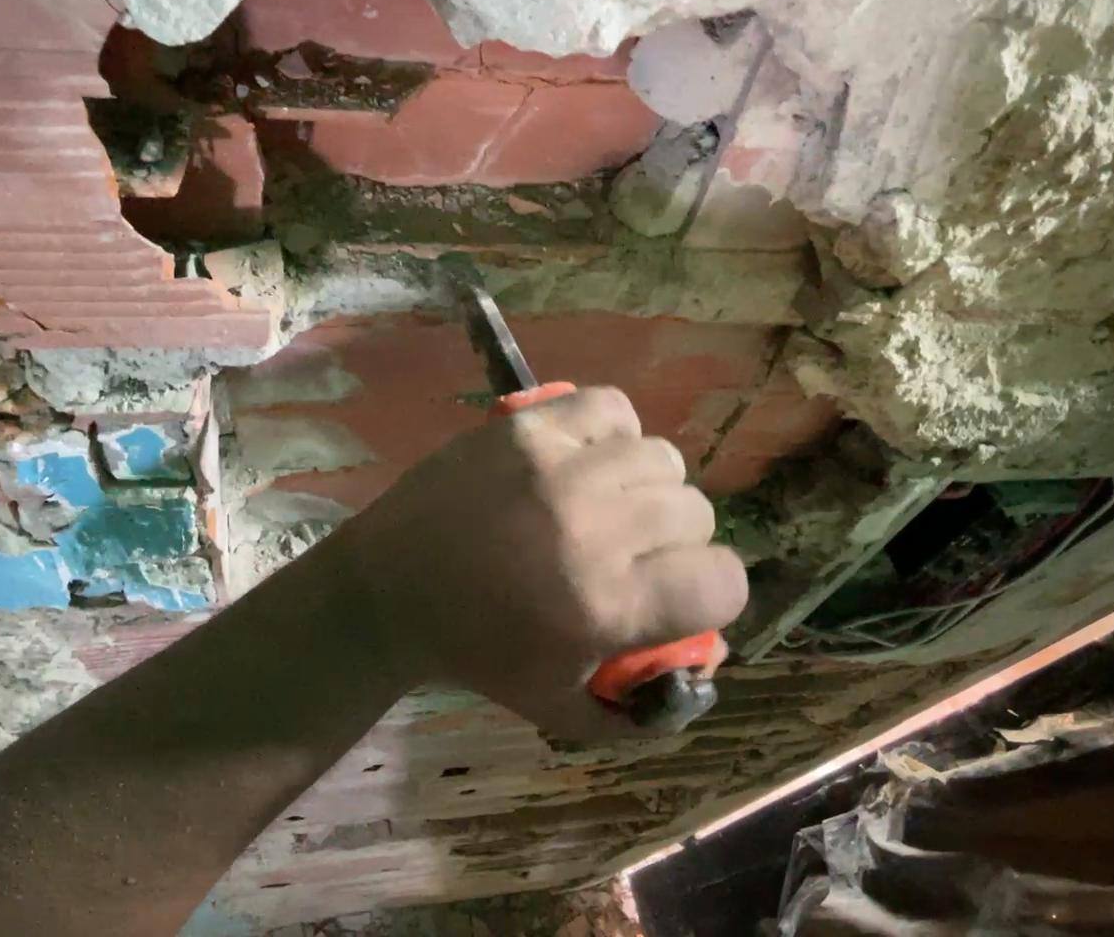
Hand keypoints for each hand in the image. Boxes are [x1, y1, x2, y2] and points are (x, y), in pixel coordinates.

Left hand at [323, 386, 749, 738]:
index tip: (673, 591)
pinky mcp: (526, 427)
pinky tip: (583, 458)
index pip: (724, 580)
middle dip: (673, 539)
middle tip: (627, 549)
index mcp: (608, 606)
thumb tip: (702, 672)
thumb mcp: (559, 706)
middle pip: (696, 512)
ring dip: (644, 485)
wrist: (388, 588)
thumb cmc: (475, 651)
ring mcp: (559, 469)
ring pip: (662, 458)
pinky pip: (610, 407)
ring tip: (603, 502)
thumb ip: (640, 707)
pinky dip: (610, 431)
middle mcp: (595, 529)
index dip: (709, 590)